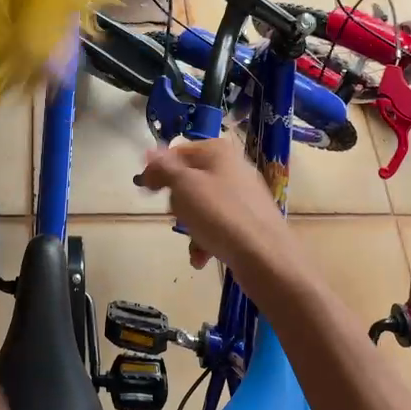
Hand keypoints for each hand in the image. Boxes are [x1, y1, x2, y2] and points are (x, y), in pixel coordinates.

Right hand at [135, 137, 290, 272]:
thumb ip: (164, 168)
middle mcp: (233, 167)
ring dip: (191, 224)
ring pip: (204, 204)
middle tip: (174, 215)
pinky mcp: (251, 222)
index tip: (144, 189)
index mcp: (218, 151)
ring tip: (192, 241)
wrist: (266, 258)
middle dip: (178, 201)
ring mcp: (244, 195)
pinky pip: (219, 224)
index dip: (159, 169)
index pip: (178, 152)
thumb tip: (149, 152)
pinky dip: (207, 238)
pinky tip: (202, 256)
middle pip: (191, 179)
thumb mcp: (184, 186)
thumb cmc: (220, 215)